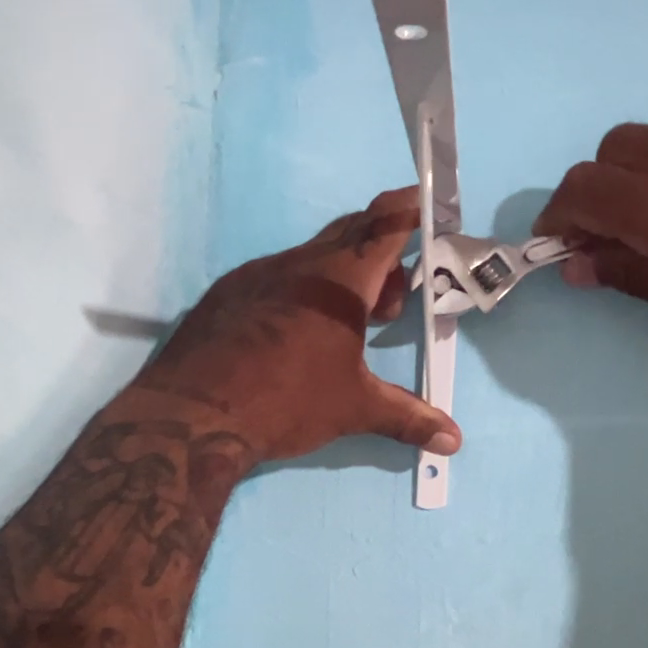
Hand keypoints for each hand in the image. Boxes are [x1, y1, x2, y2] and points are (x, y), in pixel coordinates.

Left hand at [131, 187, 460, 461]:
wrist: (193, 413)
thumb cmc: (285, 401)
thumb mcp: (353, 408)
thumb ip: (406, 418)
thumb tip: (454, 441)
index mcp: (339, 279)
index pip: (386, 223)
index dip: (413, 209)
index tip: (431, 206)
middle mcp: (298, 264)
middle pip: (351, 233)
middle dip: (381, 256)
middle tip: (394, 299)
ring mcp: (256, 275)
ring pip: (311, 258)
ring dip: (341, 280)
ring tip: (350, 328)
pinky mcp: (227, 295)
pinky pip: (275, 278)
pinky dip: (301, 293)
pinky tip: (297, 337)